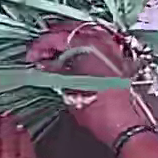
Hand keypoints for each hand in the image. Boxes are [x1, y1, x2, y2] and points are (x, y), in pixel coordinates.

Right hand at [26, 22, 151, 146]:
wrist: (125, 126)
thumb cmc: (101, 113)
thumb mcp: (69, 93)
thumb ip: (54, 73)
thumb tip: (43, 65)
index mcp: (88, 47)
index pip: (58, 37)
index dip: (40, 45)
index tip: (31, 55)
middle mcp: (103, 43)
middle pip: (72, 30)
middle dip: (53, 39)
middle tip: (40, 51)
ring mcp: (113, 49)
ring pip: (86, 33)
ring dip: (69, 40)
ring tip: (55, 53)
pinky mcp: (119, 59)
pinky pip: (98, 42)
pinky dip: (83, 45)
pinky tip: (75, 56)